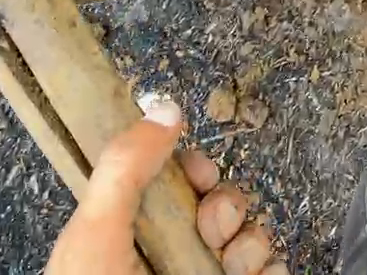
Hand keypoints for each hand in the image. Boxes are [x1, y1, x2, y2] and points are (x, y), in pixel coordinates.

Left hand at [45, 94, 286, 274]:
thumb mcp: (93, 236)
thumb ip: (125, 168)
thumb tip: (166, 108)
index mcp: (133, 230)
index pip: (177, 177)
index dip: (194, 167)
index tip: (197, 175)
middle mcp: (172, 253)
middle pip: (222, 199)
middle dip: (225, 207)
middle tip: (208, 230)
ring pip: (252, 234)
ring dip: (250, 242)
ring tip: (229, 266)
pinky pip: (273, 268)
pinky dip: (271, 268)